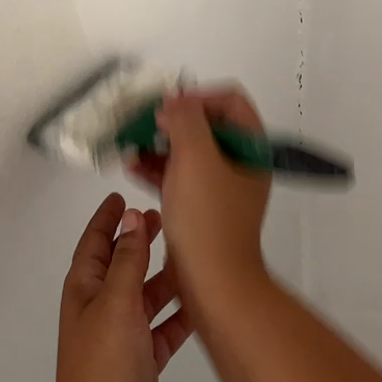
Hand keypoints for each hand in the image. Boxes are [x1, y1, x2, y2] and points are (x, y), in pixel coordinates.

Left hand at [44, 193, 192, 381]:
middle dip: (139, 240)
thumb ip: (127, 260)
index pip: (95, 241)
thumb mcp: (115, 303)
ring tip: (186, 254)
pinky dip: (178, 315)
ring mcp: (120, 337)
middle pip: (121, 264)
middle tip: (160, 219)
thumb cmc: (102, 369)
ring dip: (163, 275)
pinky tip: (197, 304)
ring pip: (145, 295)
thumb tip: (131, 218)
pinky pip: (162, 330)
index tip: (119, 197)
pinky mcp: (141, 363)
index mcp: (85, 288)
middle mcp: (100, 308)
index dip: (107, 217)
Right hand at [127, 88, 272, 293]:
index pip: (230, 101)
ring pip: (189, 152)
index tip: (168, 107)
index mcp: (251, 149)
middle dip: (172, 121)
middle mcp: (240, 165)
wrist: (213, 285)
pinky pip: (180, 178)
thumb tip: (175, 101)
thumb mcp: (195, 157)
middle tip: (145, 123)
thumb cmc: (207, 217)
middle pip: (207, 125)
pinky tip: (133, 167)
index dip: (198, 96)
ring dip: (159, 144)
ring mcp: (221, 189)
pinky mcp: (202, 209)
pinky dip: (158, 169)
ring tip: (131, 144)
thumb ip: (186, 119)